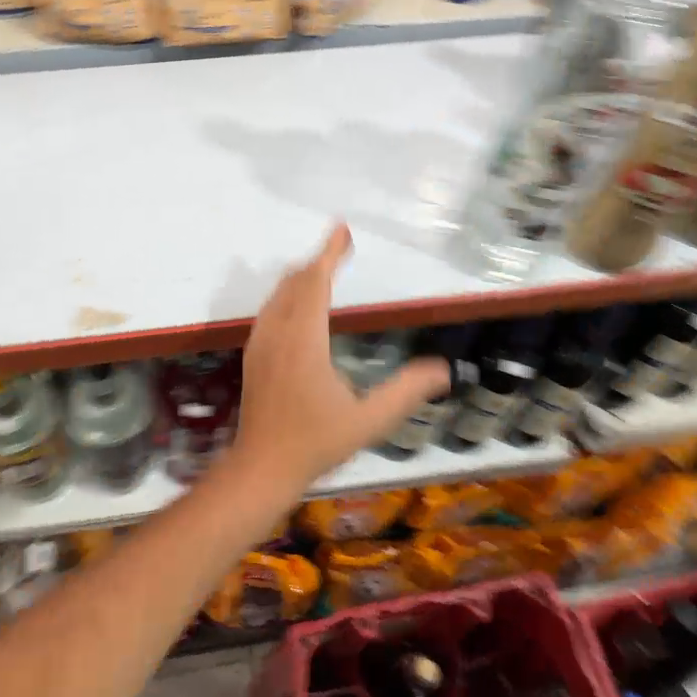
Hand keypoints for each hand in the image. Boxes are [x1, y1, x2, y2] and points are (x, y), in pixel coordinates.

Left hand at [230, 224, 450, 487]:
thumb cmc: (315, 443)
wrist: (261, 467)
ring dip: (301, 277)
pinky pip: (270, 310)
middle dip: (318, 261)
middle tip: (342, 246)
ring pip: (278, 295)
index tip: (342, 230)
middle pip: (294, 282)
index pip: (315, 283)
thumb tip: (443, 369)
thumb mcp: (368, 421)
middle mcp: (277, 332)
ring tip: (325, 269)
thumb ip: (406, 392)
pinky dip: (288, 295)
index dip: (329, 253)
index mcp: (304, 340)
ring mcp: (260, 343)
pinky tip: (299, 307)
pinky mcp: (253, 355)